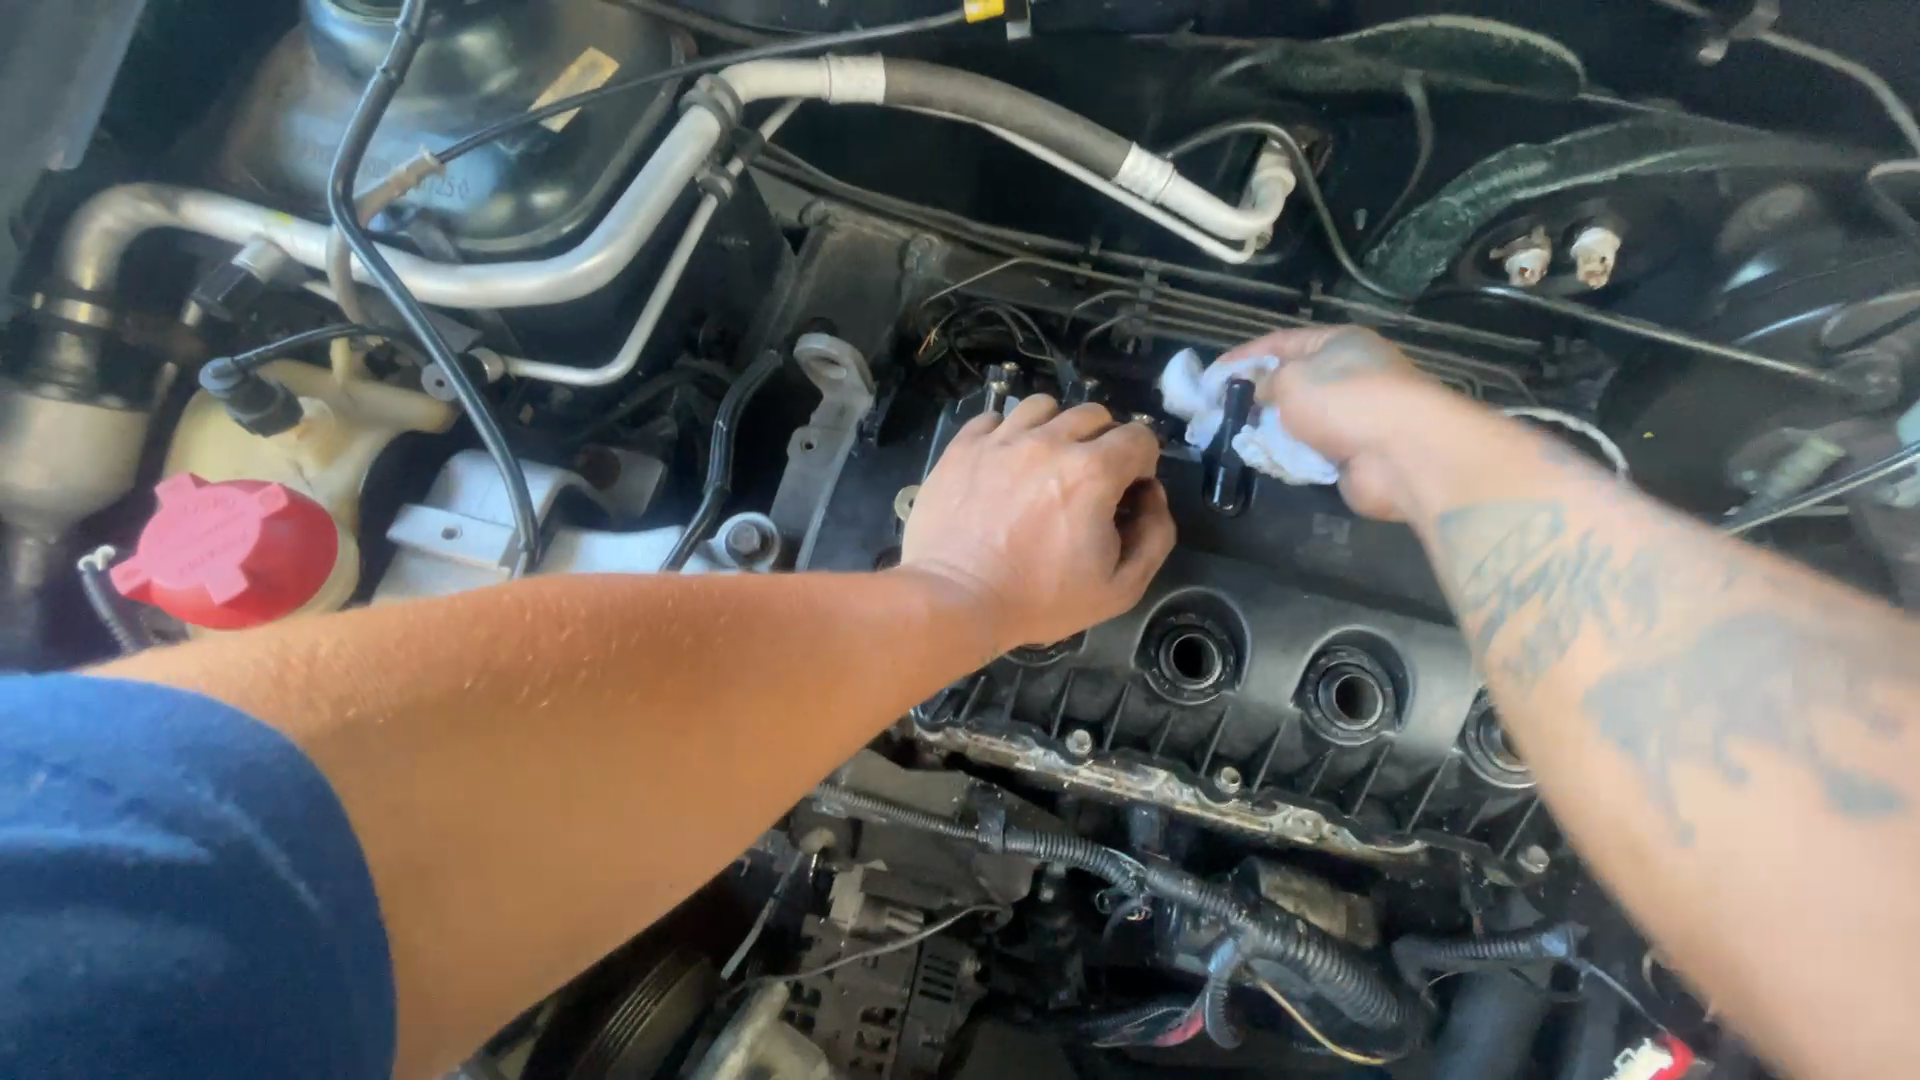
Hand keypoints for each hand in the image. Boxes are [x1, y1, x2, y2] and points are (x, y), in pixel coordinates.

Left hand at [902, 396, 1176, 653]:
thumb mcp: (1119, 588)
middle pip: (1093, 415)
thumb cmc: (1038, 600)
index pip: (1138, 437)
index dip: (1141, 463)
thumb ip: (1154, 536)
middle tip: (1086, 482)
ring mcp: (1001, 440)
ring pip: (1043, 407)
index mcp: (1093, 472)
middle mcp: (1049, 442)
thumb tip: (1151, 496)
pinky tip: (1005, 463)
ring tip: (1044, 464)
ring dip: (1055, 429)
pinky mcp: (963, 447)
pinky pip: (994, 419)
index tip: (1125, 491)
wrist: (955, 600)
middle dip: (1102, 443)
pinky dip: (1007, 434)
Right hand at [1217, 326, 1455, 520]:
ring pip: (1295, 420)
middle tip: (1216, 411)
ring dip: (1267, 430)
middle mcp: (1346, 374)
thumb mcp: (1291, 379)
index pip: (1279, 342)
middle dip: (1252, 397)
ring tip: (1234, 437)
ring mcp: (1351, 415)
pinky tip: (1263, 459)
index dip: (1242, 357)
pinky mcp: (1350, 452)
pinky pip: (1306, 451)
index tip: (1210, 376)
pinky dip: (1285, 455)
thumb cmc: (1344, 400)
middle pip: (1287, 383)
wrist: (1402, 452)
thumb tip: (1251, 388)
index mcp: (1337, 343)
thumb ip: (1263, 381)